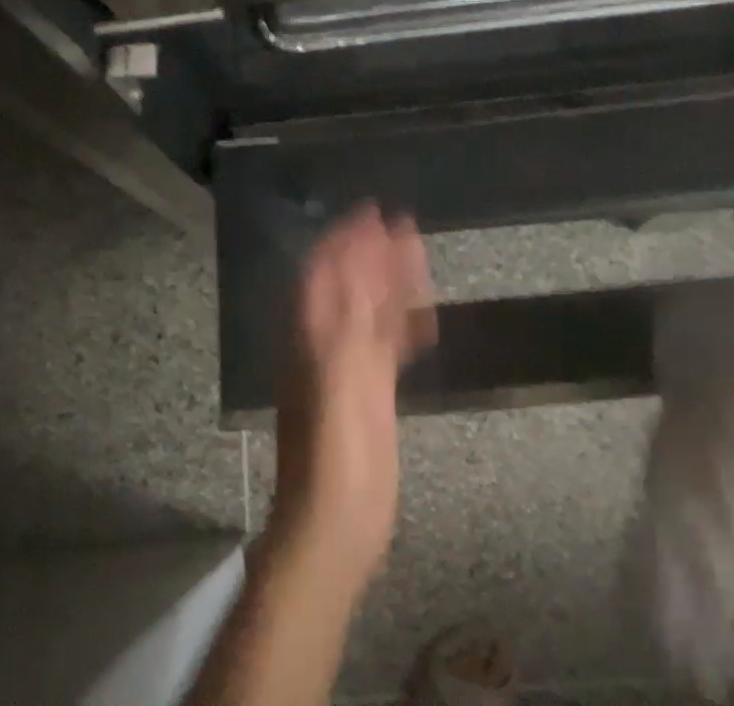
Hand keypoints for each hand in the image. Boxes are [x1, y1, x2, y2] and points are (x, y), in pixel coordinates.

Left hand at [270, 203, 435, 582]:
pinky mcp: (372, 398)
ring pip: (371, 315)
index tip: (370, 210)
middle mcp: (325, 347)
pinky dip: (404, 327)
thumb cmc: (333, 453)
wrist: (337, 524)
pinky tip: (424, 319)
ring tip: (416, 254)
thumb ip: (345, 316)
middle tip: (402, 223)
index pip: (321, 275)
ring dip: (390, 284)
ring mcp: (349, 373)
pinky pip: (389, 349)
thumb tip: (348, 255)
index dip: (342, 241)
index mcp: (309, 339)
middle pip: (348, 288)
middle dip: (370, 254)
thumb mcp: (337, 377)